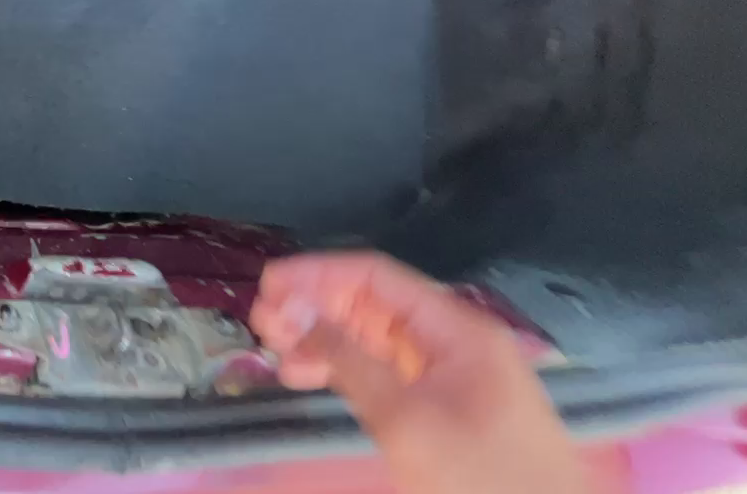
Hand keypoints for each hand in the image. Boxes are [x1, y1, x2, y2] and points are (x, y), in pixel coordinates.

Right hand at [251, 252, 592, 493]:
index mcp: (457, 329)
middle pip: (366, 301)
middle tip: (264, 324)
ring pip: (364, 334)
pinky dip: (336, 366)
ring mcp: (445, 372)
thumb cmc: (482, 485)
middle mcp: (451, 340)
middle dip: (311, 307)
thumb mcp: (405, 420)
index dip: (315, 273)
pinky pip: (375, 366)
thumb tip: (291, 307)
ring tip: (277, 354)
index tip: (268, 286)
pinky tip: (304, 376)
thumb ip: (344, 356)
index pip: (373, 275)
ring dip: (317, 338)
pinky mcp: (437, 403)